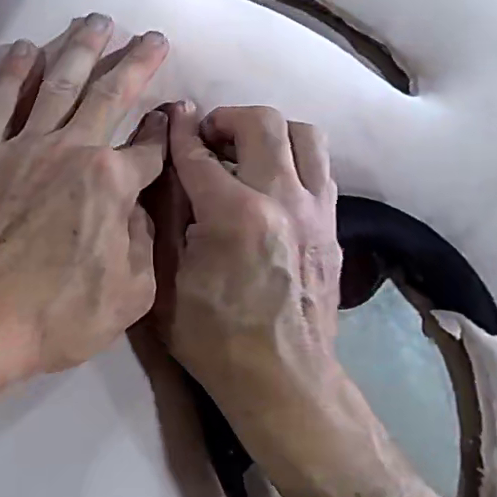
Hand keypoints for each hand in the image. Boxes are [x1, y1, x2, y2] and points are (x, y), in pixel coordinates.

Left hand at [0, 14, 169, 377]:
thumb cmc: (56, 314)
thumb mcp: (131, 294)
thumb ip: (146, 243)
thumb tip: (142, 207)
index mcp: (113, 183)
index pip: (150, 147)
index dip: (166, 129)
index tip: (174, 112)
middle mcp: (74, 150)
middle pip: (111, 95)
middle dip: (136, 63)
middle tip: (153, 37)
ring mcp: (26, 147)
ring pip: (59, 84)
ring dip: (81, 49)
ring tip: (97, 21)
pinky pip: (0, 102)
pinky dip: (13, 72)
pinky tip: (25, 47)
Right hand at [152, 102, 343, 429]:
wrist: (284, 379)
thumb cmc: (213, 338)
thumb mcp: (166, 282)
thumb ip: (164, 216)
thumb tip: (163, 167)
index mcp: (234, 214)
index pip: (200, 153)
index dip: (180, 131)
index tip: (172, 117)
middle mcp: (282, 199)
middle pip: (263, 123)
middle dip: (227, 119)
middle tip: (207, 138)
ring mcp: (316, 211)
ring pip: (304, 135)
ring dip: (270, 133)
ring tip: (246, 152)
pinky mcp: (333, 226)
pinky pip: (320, 169)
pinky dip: (294, 160)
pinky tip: (273, 184)